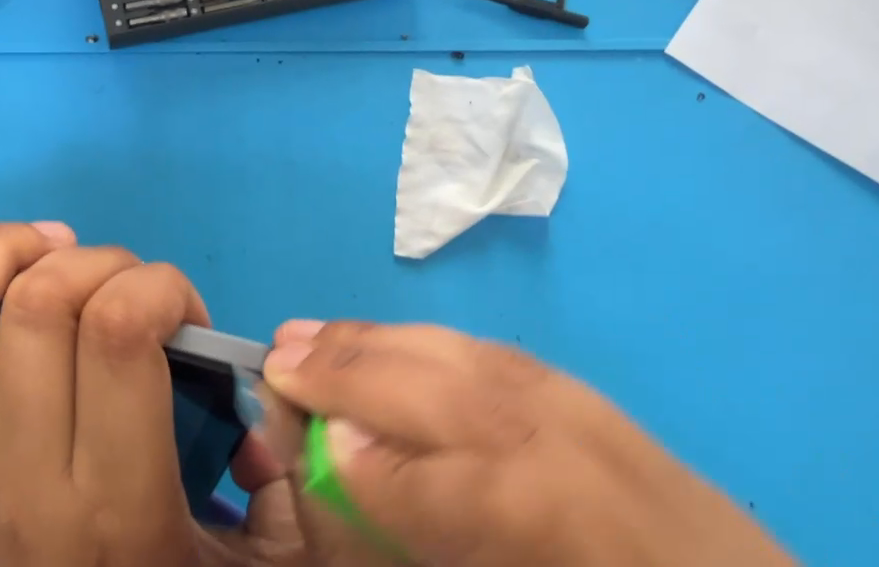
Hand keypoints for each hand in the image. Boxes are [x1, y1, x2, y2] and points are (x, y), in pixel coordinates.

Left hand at [0, 223, 307, 566]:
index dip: (158, 287)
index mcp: (111, 498)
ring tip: (43, 248)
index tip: (184, 311)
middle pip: (35, 304)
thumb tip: (261, 392)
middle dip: (96, 261)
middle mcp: (20, 467)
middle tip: (125, 283)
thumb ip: (285, 491)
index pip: (112, 330)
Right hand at [261, 321, 797, 566]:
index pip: (477, 491)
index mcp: (572, 517)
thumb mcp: (507, 560)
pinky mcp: (591, 401)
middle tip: (279, 357)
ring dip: (379, 341)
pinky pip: (493, 355)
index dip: (387, 473)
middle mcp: (596, 462)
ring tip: (308, 334)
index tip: (314, 447)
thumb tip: (356, 462)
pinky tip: (382, 340)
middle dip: (359, 373)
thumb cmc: (592, 563)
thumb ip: (433, 518)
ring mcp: (599, 422)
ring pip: (473, 361)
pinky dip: (423, 340)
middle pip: (464, 399)